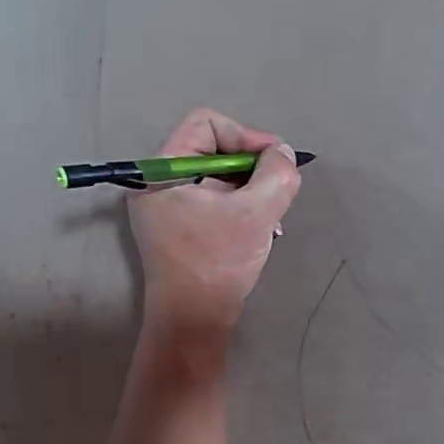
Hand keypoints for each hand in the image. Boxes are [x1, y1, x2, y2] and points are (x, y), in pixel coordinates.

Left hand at [127, 108, 301, 342]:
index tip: (277, 161)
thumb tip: (284, 154)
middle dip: (254, 170)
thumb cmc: (219, 261)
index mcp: (164, 170)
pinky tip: (262, 233)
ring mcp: (169, 208)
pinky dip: (242, 210)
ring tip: (273, 220)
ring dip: (253, 193)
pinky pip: (216, 203)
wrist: (194, 319)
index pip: (208, 125)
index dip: (247, 137)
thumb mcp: (257, 212)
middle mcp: (160, 183)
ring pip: (220, 180)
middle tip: (279, 193)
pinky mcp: (181, 230)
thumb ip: (276, 174)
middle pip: (215, 151)